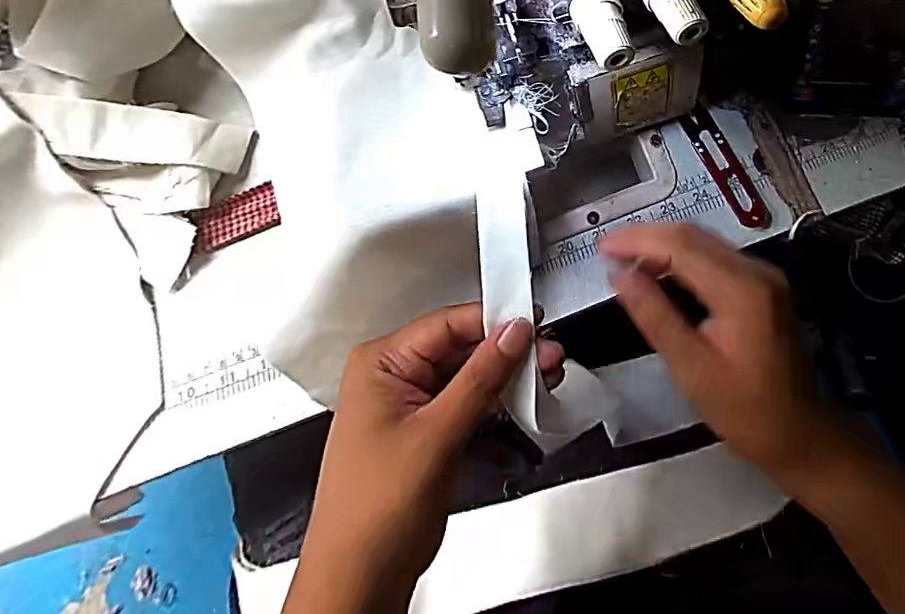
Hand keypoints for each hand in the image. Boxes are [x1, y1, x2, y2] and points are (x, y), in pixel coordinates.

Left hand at [285, 303, 564, 613]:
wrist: (358, 584)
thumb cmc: (368, 517)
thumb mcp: (436, 436)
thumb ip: (481, 379)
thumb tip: (511, 334)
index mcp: (380, 364)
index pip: (447, 323)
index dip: (493, 320)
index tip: (531, 322)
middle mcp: (393, 377)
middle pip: (462, 346)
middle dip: (507, 351)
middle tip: (545, 353)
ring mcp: (411, 404)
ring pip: (469, 373)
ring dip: (507, 375)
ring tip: (542, 375)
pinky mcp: (428, 428)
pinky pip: (468, 399)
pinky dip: (497, 399)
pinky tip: (523, 399)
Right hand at [601, 223, 842, 484]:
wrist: (801, 434)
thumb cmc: (746, 412)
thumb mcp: (692, 369)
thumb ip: (655, 316)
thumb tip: (619, 276)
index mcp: (742, 291)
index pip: (681, 246)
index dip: (638, 240)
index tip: (603, 246)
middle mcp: (756, 271)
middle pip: (693, 235)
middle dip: (647, 236)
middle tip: (609, 248)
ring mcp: (764, 275)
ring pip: (704, 241)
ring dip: (664, 243)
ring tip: (626, 256)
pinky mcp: (763, 283)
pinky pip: (716, 255)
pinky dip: (683, 255)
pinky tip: (660, 269)